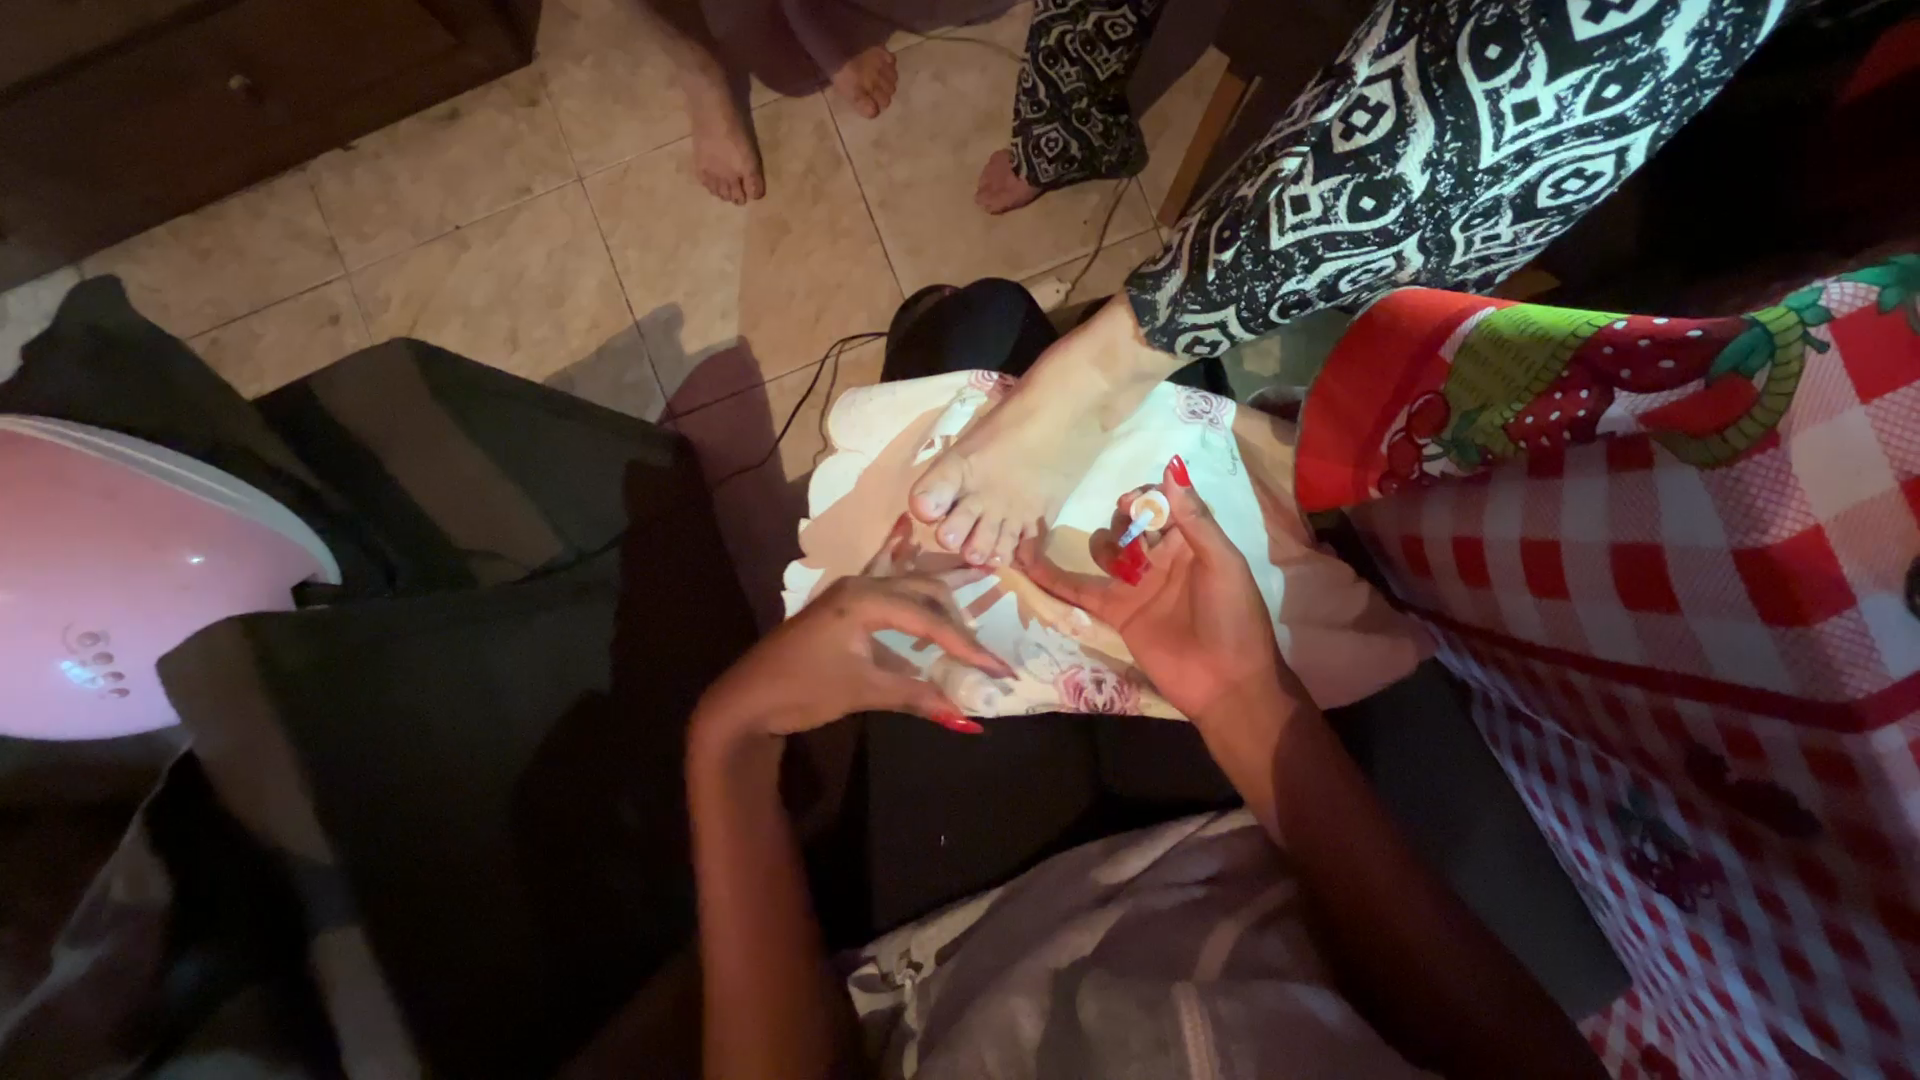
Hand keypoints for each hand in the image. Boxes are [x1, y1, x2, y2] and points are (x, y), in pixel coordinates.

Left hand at [694, 515, 1013, 741]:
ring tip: (975, 597)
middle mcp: (860, 585)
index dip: (967, 645)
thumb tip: (966, 717)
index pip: (929, 619)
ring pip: (908, 586)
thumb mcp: (863, 691)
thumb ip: (916, 695)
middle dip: (958, 618)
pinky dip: (913, 588)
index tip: (999, 668)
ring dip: (940, 598)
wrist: (746, 699)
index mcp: (865, 599)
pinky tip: (926, 572)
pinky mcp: (843, 606)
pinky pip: (889, 588)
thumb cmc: (801, 690)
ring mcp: (849, 591)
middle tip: (985, 648)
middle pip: (924, 591)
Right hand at [1015, 458, 1290, 720]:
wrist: (1226, 683)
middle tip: (1125, 525)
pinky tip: (1026, 560)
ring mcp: (1135, 586)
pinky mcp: (1115, 612)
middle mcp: (1159, 559)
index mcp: (1190, 543)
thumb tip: (1171, 470)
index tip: (1136, 501)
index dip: (1147, 497)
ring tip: (1100, 545)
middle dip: (1124, 515)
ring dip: (1099, 539)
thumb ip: (1195, 520)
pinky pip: (1079, 590)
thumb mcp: (1223, 563)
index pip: (1162, 505)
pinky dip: (1052, 577)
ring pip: (1105, 550)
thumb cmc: (1233, 618)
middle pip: (1130, 524)